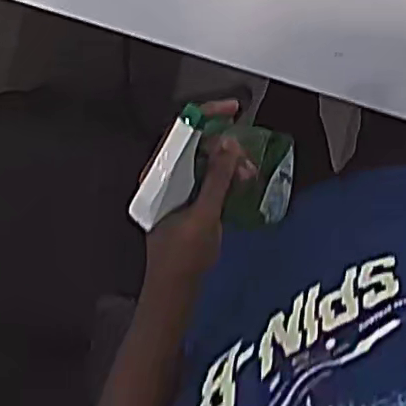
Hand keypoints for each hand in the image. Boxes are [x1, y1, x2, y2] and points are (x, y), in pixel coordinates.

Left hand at [143, 100, 255, 287]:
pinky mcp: (184, 200)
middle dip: (224, 143)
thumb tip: (229, 143)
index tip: (231, 109)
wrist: (173, 297)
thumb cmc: (184, 260)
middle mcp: (162, 179)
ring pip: (202, 159)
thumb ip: (217, 178)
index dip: (205, 116)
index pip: (179, 134)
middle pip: (193, 144)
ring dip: (228, 160)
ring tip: (248, 172)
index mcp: (158, 179)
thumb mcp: (204, 216)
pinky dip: (224, 173)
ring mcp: (173, 190)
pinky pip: (205, 174)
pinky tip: (241, 181)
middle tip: (246, 152)